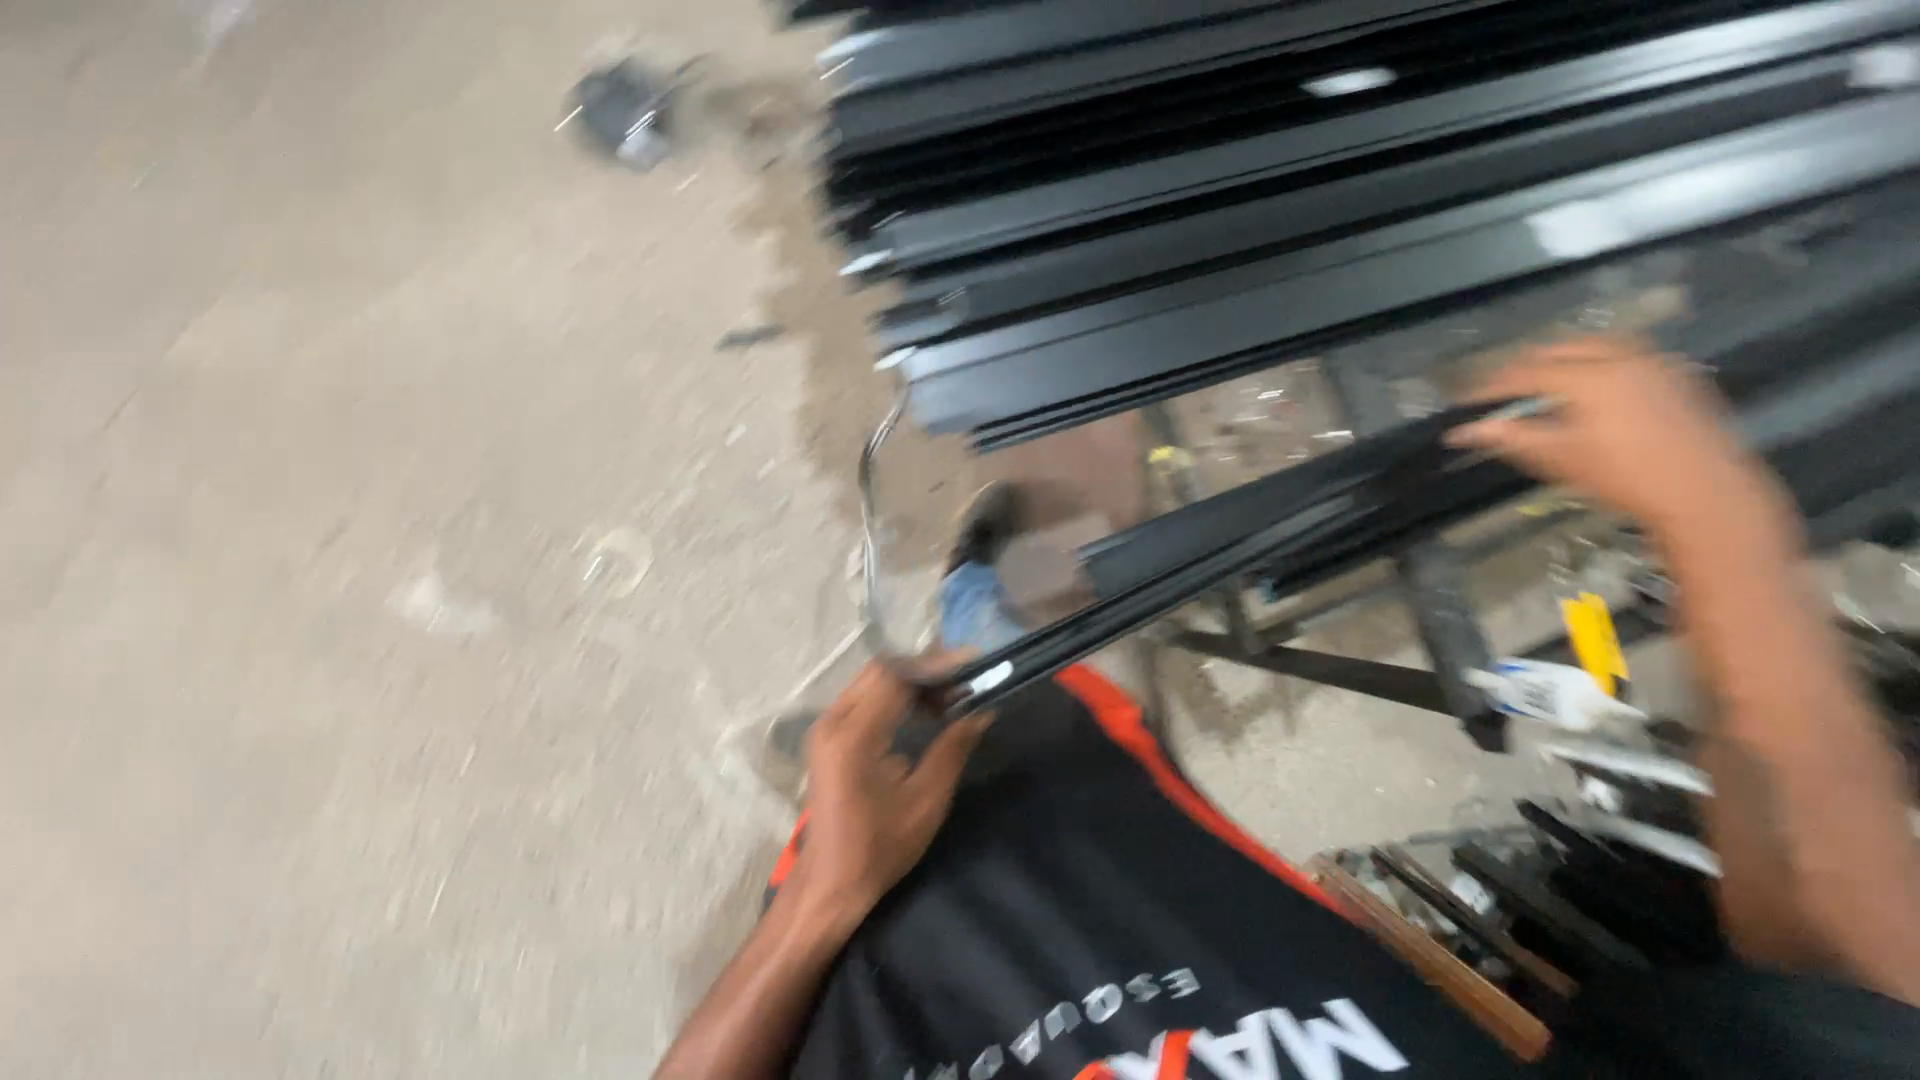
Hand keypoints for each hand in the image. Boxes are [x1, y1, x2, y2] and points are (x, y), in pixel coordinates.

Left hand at [789, 663, 991, 926]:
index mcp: (853, 738)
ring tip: (951, 694)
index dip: (934, 665)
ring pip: (872, 681)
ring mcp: (825, 728)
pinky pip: (863, 697)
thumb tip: (982, 711)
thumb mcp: (927, 800)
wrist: (830, 882)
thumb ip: (952, 749)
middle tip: (965, 679)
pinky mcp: (828, 737)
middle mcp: (832, 722)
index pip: (894, 677)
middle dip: (925, 669)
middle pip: (881, 671)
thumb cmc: (879, 848)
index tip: (971, 664)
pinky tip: (924, 708)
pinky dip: (895, 695)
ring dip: (911, 681)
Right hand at [1448, 338, 1787, 533]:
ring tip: (1544, 383)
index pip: (1525, 372)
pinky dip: (1598, 363)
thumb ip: (1510, 437)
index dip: (1492, 386)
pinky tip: (1591, 387)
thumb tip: (1464, 431)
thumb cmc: (1624, 478)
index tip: (1468, 401)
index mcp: (1588, 376)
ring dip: (1563, 359)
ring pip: (1596, 345)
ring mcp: (1655, 362)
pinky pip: (1626, 354)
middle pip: (1560, 349)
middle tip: (1504, 391)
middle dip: (1526, 367)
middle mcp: (1622, 357)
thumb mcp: (1559, 459)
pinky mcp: (1677, 374)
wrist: (1705, 493)